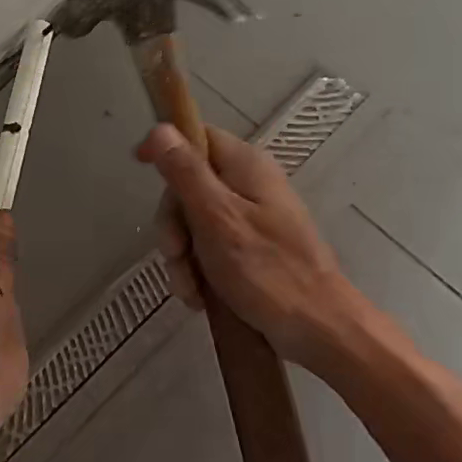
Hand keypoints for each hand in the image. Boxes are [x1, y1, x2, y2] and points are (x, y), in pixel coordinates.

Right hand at [138, 123, 350, 368]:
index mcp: (245, 165)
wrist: (321, 333)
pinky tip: (199, 297)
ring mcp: (250, 218)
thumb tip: (161, 128)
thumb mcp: (217, 218)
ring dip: (183, 256)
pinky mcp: (251, 250)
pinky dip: (198, 271)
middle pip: (189, 184)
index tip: (140, 167)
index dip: (166, 148)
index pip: (196, 136)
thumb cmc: (268, 271)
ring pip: (194, 222)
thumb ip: (186, 172)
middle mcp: (248, 184)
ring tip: (189, 288)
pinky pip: (209, 248)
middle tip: (174, 253)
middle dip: (174, 224)